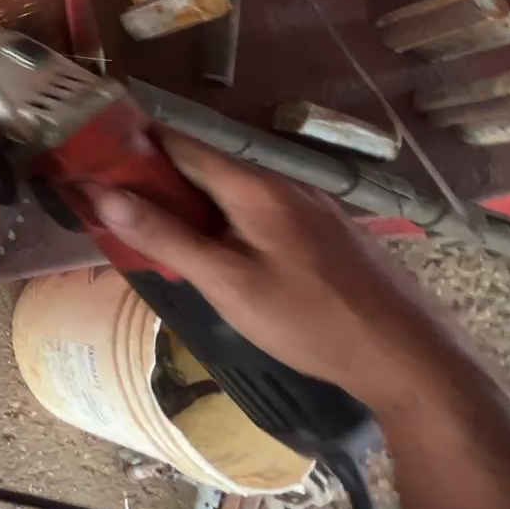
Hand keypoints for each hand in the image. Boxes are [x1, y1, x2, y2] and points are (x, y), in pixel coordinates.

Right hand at [87, 131, 466, 412]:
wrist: (420, 367)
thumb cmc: (311, 320)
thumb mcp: (224, 281)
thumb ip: (162, 235)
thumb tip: (99, 193)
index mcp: (253, 185)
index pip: (176, 141)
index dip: (130, 141)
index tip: (89, 151)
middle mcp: (281, 183)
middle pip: (201, 164)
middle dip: (152, 175)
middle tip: (110, 198)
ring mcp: (308, 207)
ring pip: (229, 189)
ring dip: (186, 198)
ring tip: (152, 225)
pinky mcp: (325, 232)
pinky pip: (256, 209)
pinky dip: (220, 216)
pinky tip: (214, 249)